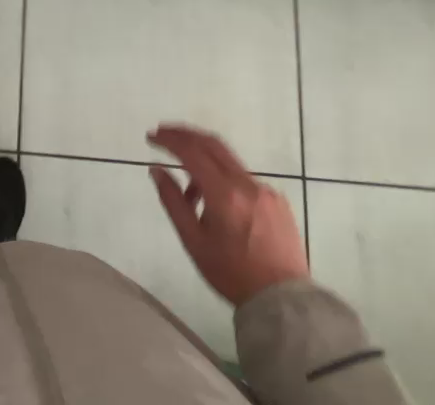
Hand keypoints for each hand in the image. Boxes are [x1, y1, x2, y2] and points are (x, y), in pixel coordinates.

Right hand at [148, 124, 308, 306]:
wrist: (282, 300)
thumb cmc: (231, 274)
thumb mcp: (193, 241)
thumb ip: (173, 201)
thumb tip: (156, 169)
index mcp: (225, 194)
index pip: (192, 152)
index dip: (169, 140)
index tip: (151, 136)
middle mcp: (247, 184)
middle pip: (212, 144)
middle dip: (185, 135)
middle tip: (164, 133)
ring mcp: (265, 190)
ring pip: (228, 162)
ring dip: (204, 162)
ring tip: (190, 192)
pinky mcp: (277, 200)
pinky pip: (244, 179)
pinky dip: (224, 179)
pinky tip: (217, 205)